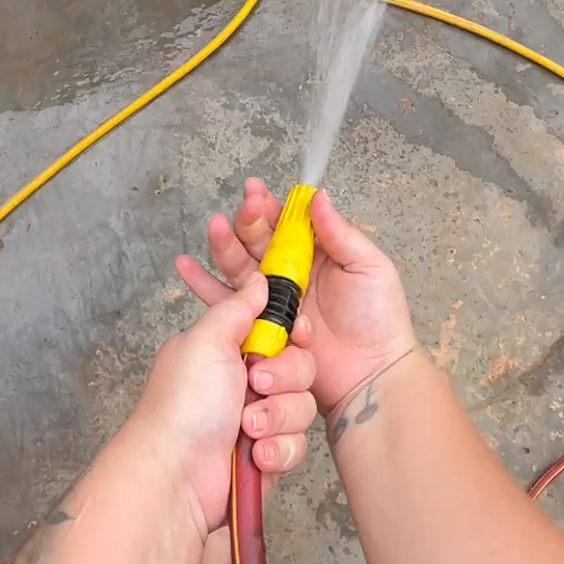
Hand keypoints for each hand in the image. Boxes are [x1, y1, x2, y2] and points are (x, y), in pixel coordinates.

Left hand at [129, 275, 319, 532]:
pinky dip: (278, 450)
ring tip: (248, 429)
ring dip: (278, 417)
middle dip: (285, 378)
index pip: (279, 332)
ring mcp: (257, 419)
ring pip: (302, 407)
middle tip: (257, 385)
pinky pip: (297, 445)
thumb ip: (237, 308)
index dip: (294, 334)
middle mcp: (245, 381)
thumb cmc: (185, 402)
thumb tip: (258, 280)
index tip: (296, 335)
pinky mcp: (268, 454)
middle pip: (300, 367)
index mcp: (228, 349)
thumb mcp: (207, 340)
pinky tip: (255, 456)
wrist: (177, 474)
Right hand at [175, 179, 417, 413]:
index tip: (254, 190)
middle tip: (242, 209)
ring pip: (239, 266)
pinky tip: (185, 266)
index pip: (287, 223)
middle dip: (247, 221)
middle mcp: (289, 273)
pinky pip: (227, 303)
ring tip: (215, 227)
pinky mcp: (259, 327)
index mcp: (315, 254)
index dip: (270, 205)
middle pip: (258, 240)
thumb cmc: (378, 319)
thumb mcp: (369, 267)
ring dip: (224, 245)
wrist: (372, 374)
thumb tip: (318, 195)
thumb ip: (340, 233)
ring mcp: (272, 300)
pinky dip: (203, 284)